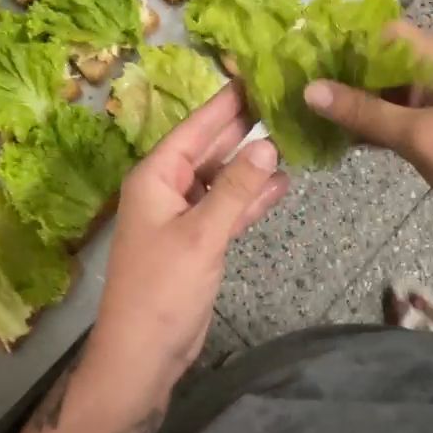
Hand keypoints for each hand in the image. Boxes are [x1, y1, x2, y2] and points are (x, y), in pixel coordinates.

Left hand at [86, 84, 288, 393]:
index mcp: (155, 176)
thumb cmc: (162, 289)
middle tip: (282, 100)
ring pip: (220, 178)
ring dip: (250, 163)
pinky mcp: (196, 240)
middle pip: (208, 148)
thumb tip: (267, 144)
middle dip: (242, 128)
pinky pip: (225, 208)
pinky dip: (249, 198)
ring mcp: (181, 214)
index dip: (225, 102)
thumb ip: (235, 190)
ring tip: (290, 137)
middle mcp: (166, 187)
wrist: (141, 357)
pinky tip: (279, 183)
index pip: (195, 128)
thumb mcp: (202, 235)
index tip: (254, 75)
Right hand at [302, 21, 432, 240]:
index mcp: (430, 56)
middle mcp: (424, 70)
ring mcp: (425, 101)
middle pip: (367, 60)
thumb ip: (363, 113)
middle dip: (329, 72)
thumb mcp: (420, 136)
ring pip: (371, 91)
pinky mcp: (425, 129)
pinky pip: (382, 118)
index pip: (372, 30)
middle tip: (284, 86)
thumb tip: (308, 89)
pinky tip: (325, 137)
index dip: (334, 38)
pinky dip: (357, 126)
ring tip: (295, 111)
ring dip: (340, 102)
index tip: (294, 53)